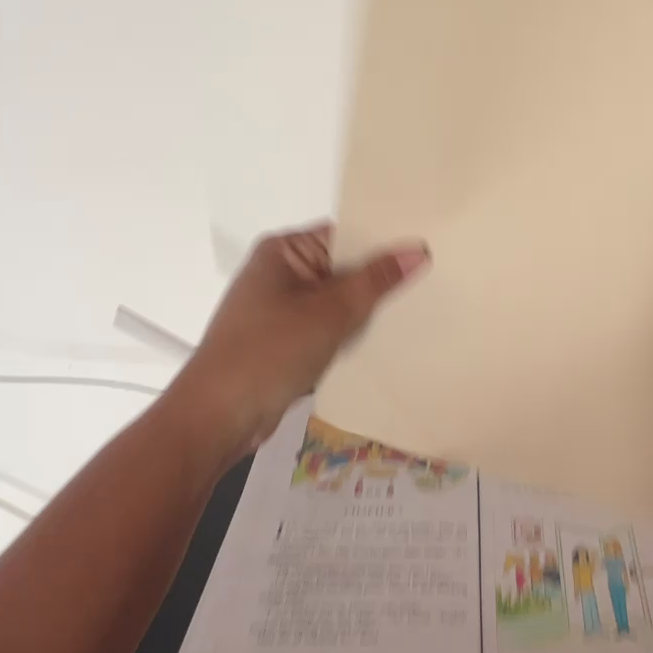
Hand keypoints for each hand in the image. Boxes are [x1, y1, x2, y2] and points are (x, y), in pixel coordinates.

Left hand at [177, 223, 427, 454]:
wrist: (218, 418)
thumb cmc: (269, 352)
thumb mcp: (330, 312)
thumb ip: (376, 280)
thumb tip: (417, 249)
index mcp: (284, 251)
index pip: (344, 234)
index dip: (384, 241)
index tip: (427, 246)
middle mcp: (281, 273)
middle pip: (343, 268)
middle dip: (380, 279)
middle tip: (434, 278)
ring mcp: (281, 310)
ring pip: (338, 302)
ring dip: (367, 311)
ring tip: (420, 308)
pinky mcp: (285, 342)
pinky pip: (328, 329)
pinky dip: (351, 335)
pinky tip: (386, 341)